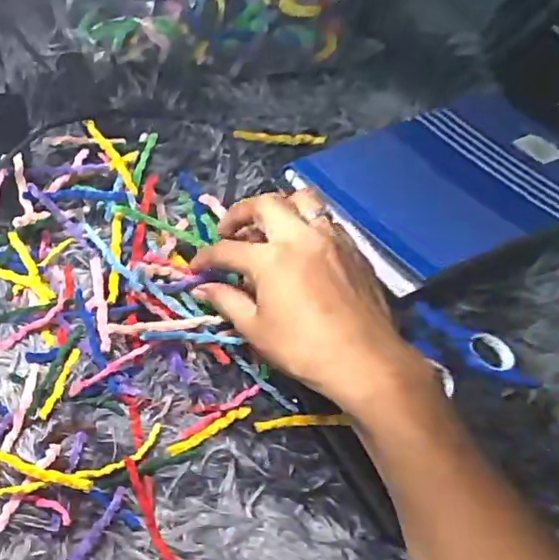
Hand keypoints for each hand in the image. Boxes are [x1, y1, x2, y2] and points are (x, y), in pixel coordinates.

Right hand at [191, 188, 432, 419]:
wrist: (362, 359)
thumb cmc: (300, 348)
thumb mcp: (254, 328)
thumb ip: (226, 301)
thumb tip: (202, 289)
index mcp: (271, 259)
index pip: (227, 249)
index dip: (205, 258)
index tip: (195, 269)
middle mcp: (301, 237)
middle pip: (265, 204)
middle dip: (239, 214)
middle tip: (228, 232)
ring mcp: (331, 238)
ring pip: (303, 200)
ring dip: (278, 208)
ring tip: (267, 229)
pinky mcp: (353, 248)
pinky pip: (325, 219)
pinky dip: (305, 223)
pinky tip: (298, 248)